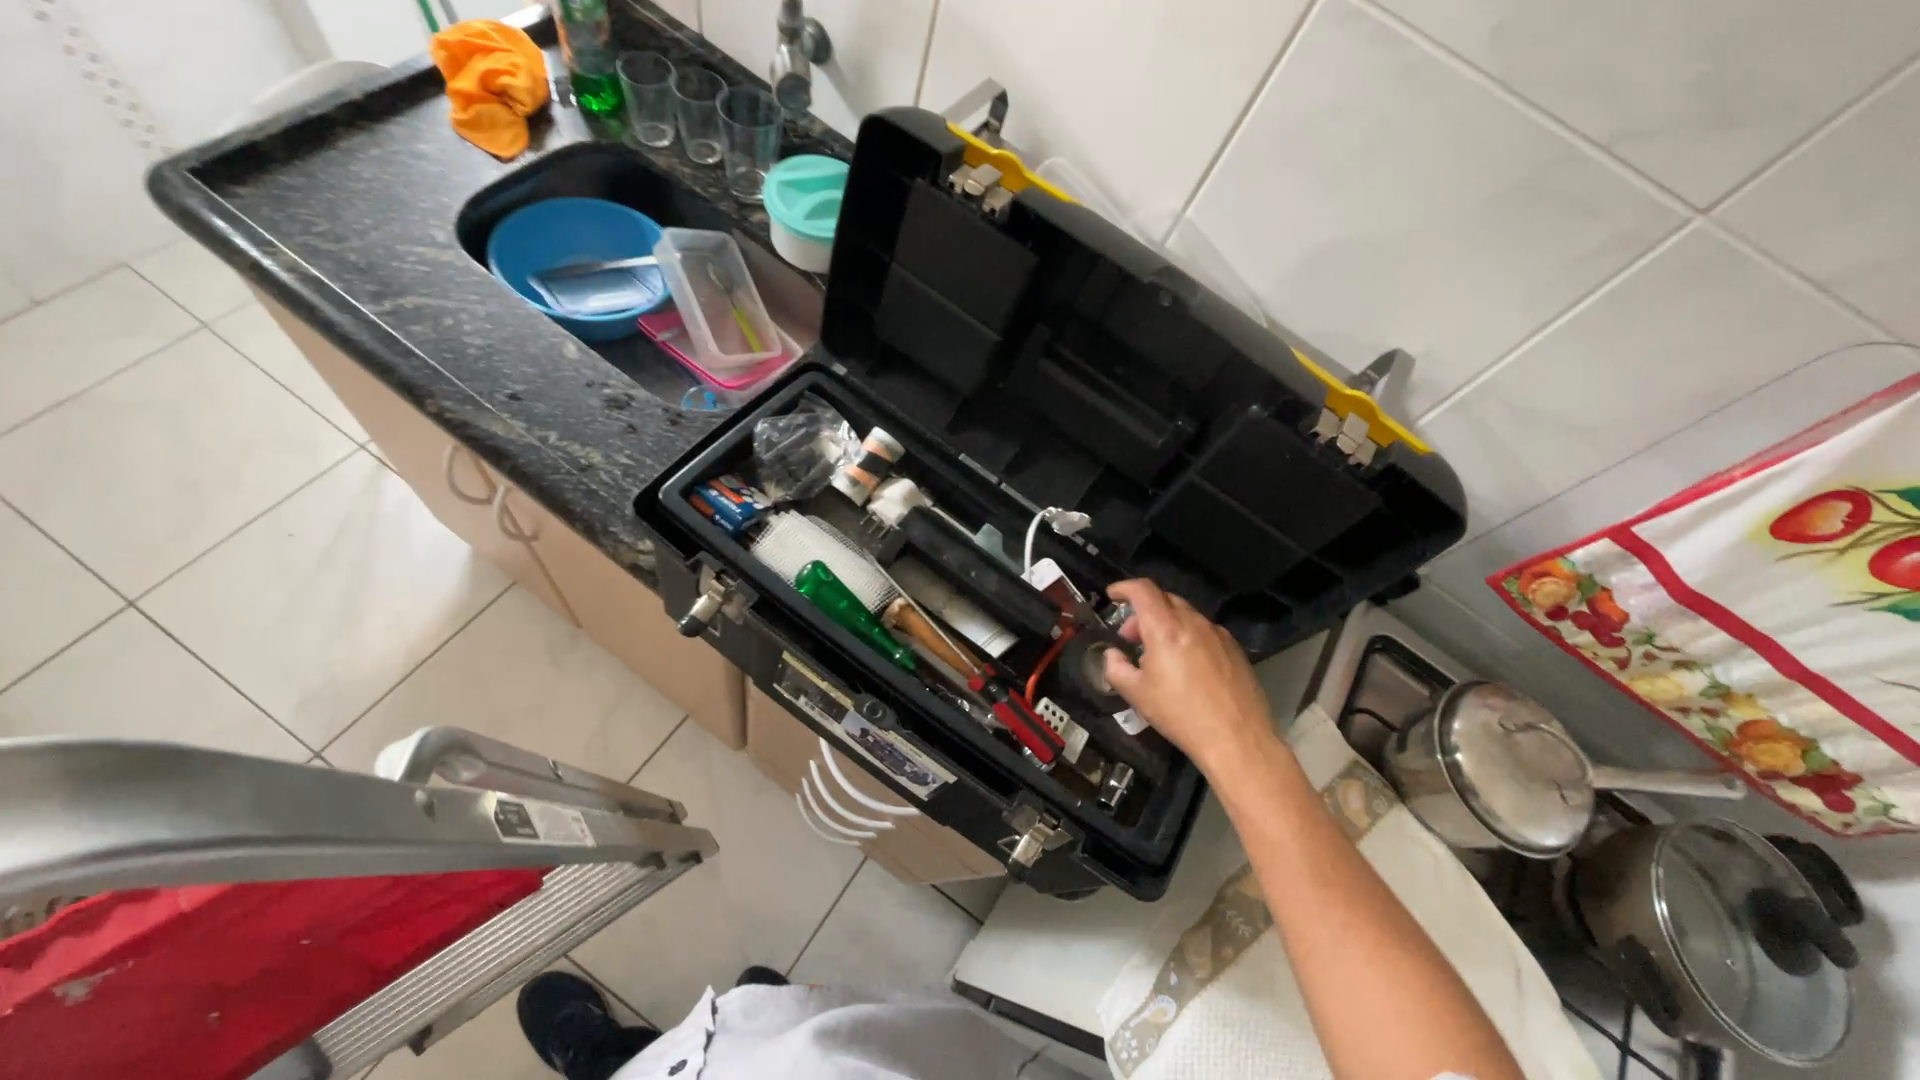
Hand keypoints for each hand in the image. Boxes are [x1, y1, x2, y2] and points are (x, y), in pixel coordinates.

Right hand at [1101, 579, 1277, 774]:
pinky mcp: (1234, 648)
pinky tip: (1187, 666)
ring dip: (1166, 625)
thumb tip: (1112, 655)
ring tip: (1158, 655)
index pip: (1143, 590)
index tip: (1113, 596)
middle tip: (1132, 637)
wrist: (1236, 738)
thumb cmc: (1180, 715)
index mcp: (1165, 628)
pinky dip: (1187, 636)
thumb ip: (1116, 668)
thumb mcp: (1136, 694)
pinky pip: (1205, 631)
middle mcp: (1193, 623)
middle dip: (1143, 612)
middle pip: (1165, 599)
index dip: (1124, 587)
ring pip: (1186, 615)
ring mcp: (1218, 634)